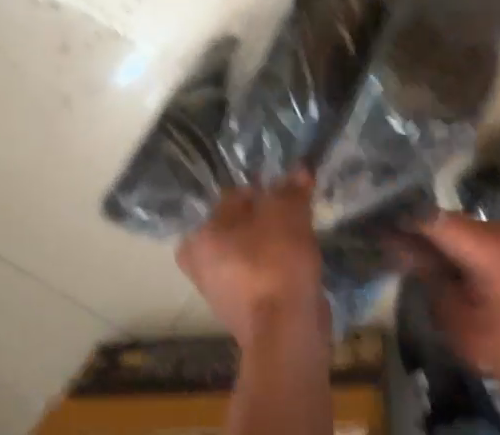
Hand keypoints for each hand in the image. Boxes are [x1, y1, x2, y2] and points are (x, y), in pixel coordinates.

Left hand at [177, 172, 326, 346]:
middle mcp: (199, 263)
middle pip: (238, 224)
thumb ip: (291, 188)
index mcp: (200, 236)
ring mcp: (218, 290)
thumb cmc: (277, 262)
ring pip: (248, 249)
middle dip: (265, 215)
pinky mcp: (241, 308)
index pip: (233, 196)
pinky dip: (274, 265)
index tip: (290, 187)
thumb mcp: (289, 213)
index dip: (265, 187)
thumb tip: (299, 169)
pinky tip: (298, 259)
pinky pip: (258, 272)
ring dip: (271, 240)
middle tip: (293, 209)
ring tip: (300, 232)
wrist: (286, 330)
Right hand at [411, 214, 499, 417]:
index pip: (439, 220)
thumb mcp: (472, 336)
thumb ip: (439, 294)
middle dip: (434, 244)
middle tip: (409, 267)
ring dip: (461, 253)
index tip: (384, 233)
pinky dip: (485, 259)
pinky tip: (479, 288)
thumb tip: (416, 264)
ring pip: (483, 237)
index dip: (408, 224)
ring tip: (443, 283)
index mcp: (495, 246)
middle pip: (462, 227)